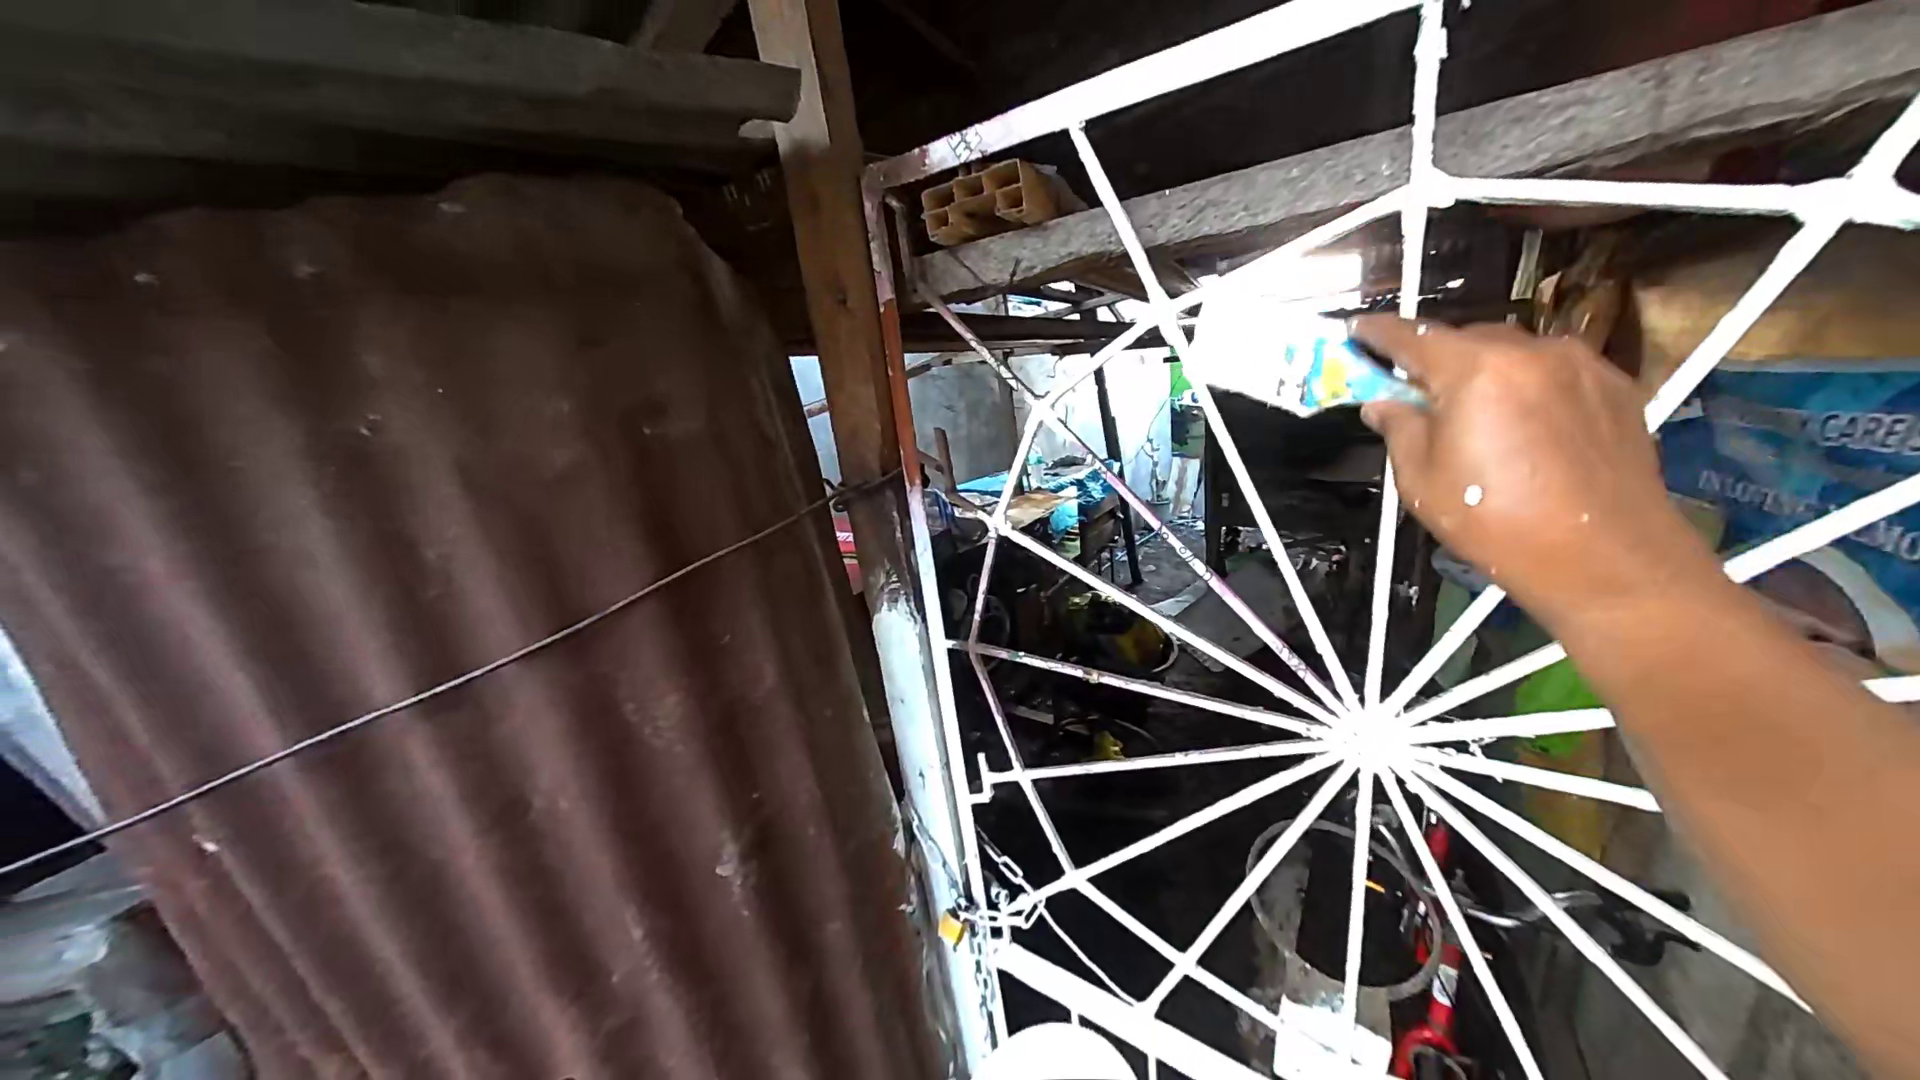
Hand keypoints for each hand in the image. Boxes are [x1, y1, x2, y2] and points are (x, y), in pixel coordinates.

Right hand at [1350, 316, 1720, 629]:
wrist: (1603, 555)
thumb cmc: (1494, 519)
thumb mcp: (1420, 478)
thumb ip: (1399, 428)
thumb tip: (1384, 405)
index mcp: (1477, 371)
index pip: (1413, 336)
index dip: (1377, 333)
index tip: (1356, 331)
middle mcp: (1532, 353)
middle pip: (1467, 338)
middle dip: (1433, 357)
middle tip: (1411, 388)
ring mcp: (1581, 366)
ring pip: (1512, 352)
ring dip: (1481, 370)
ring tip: (1467, 409)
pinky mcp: (1615, 387)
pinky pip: (1551, 371)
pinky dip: (1522, 383)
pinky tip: (1517, 423)